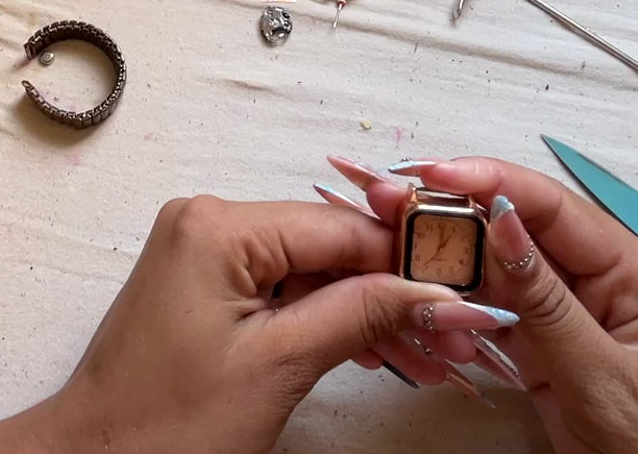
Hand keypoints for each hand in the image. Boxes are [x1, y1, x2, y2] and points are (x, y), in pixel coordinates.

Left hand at [0, 195, 513, 453]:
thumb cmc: (174, 420)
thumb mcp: (278, 366)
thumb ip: (357, 314)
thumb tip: (432, 290)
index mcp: (219, 225)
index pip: (334, 227)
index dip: (403, 259)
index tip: (463, 291)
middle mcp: (209, 217)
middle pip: (321, 243)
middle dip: (386, 291)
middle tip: (452, 340)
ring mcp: (202, 244)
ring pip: (304, 265)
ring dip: (359, 308)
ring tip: (424, 355)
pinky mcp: (202, 274)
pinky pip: (276, 281)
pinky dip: (319, 312)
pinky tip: (368, 346)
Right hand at [334, 156, 637, 453]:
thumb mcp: (612, 385)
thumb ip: (549, 304)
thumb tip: (499, 218)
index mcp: (636, 273)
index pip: (553, 207)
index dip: (488, 180)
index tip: (428, 171)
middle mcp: (598, 279)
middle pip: (513, 227)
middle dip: (449, 210)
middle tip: (384, 197)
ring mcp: (566, 311)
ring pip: (492, 266)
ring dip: (441, 253)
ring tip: (384, 233)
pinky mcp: (542, 343)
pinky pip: (489, 307)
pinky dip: (452, 299)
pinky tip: (413, 286)